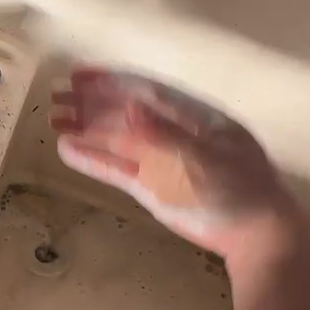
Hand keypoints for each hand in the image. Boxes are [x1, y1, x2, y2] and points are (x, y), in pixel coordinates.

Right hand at [50, 67, 303, 264]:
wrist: (255, 235)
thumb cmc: (238, 190)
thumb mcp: (203, 158)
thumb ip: (163, 133)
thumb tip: (129, 106)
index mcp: (195, 117)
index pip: (147, 92)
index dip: (112, 81)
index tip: (78, 74)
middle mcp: (175, 134)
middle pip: (127, 113)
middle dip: (92, 104)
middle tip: (56, 96)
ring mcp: (162, 161)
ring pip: (118, 140)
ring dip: (86, 130)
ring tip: (54, 120)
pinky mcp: (152, 187)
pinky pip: (117, 168)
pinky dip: (93, 159)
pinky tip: (67, 150)